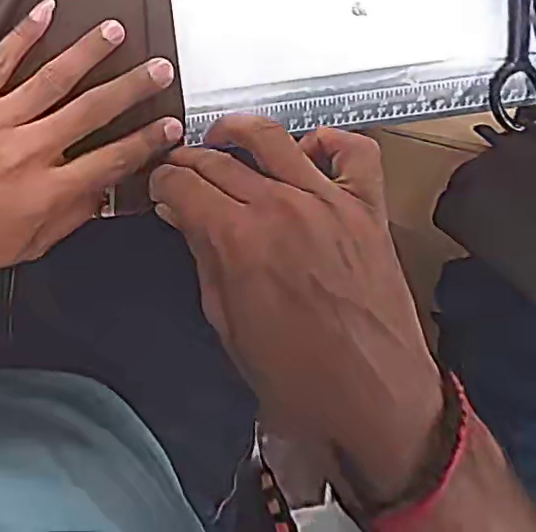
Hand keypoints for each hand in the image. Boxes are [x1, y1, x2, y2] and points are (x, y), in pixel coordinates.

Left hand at [0, 0, 181, 334]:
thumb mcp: (24, 246)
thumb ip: (69, 217)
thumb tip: (101, 192)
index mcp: (45, 190)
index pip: (112, 159)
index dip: (146, 140)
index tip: (167, 125)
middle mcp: (27, 150)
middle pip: (92, 109)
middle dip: (132, 87)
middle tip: (157, 68)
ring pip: (54, 77)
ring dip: (88, 52)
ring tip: (114, 32)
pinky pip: (1, 60)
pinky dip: (24, 34)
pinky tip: (45, 14)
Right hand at [149, 115, 442, 501]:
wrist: (376, 405)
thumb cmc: (295, 375)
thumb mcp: (225, 319)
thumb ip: (200, 253)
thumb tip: (180, 212)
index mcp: (237, 238)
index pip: (180, 181)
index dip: (160, 180)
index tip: (159, 187)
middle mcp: (279, 207)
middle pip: (215, 157)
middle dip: (186, 159)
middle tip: (181, 172)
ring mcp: (327, 202)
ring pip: (271, 135)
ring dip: (237, 130)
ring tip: (225, 141)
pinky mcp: (367, 209)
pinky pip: (353, 150)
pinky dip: (327, 141)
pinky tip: (307, 153)